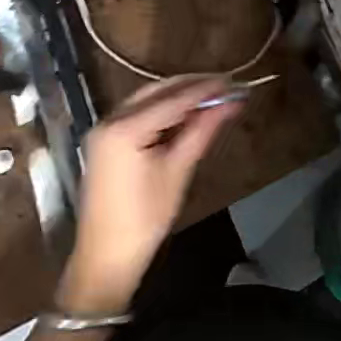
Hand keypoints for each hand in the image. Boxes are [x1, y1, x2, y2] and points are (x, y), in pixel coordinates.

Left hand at [56, 75, 239, 314]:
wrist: (106, 259)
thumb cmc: (145, 218)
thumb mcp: (178, 170)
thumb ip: (203, 129)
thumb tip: (232, 102)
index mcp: (125, 128)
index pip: (174, 98)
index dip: (206, 88)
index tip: (234, 81)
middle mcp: (111, 120)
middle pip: (158, 91)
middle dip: (192, 86)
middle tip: (226, 85)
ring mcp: (105, 130)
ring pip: (149, 99)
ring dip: (179, 96)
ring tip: (212, 97)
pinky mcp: (107, 141)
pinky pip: (140, 113)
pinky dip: (165, 110)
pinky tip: (187, 113)